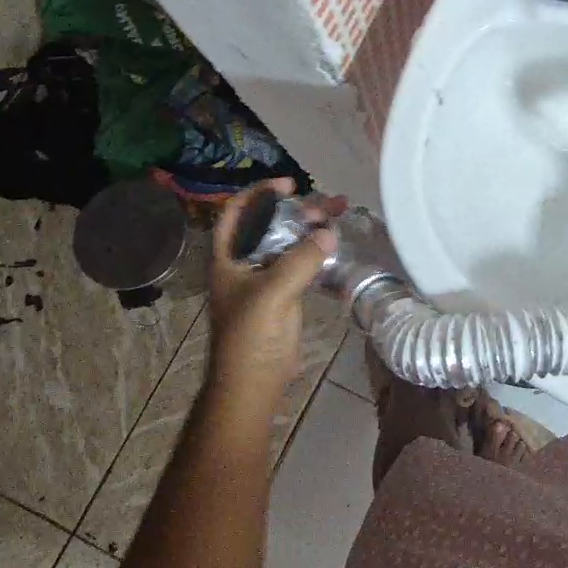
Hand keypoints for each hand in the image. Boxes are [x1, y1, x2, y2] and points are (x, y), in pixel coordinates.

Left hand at [207, 180, 341, 398]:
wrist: (252, 382)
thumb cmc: (250, 335)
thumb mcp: (272, 292)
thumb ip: (301, 260)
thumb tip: (329, 233)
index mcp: (227, 257)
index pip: (238, 211)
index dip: (259, 193)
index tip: (289, 185)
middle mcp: (244, 262)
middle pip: (269, 224)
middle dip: (297, 209)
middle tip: (328, 203)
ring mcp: (264, 278)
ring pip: (288, 242)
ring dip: (312, 228)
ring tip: (340, 213)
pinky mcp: (283, 294)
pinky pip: (301, 263)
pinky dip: (317, 251)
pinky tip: (336, 244)